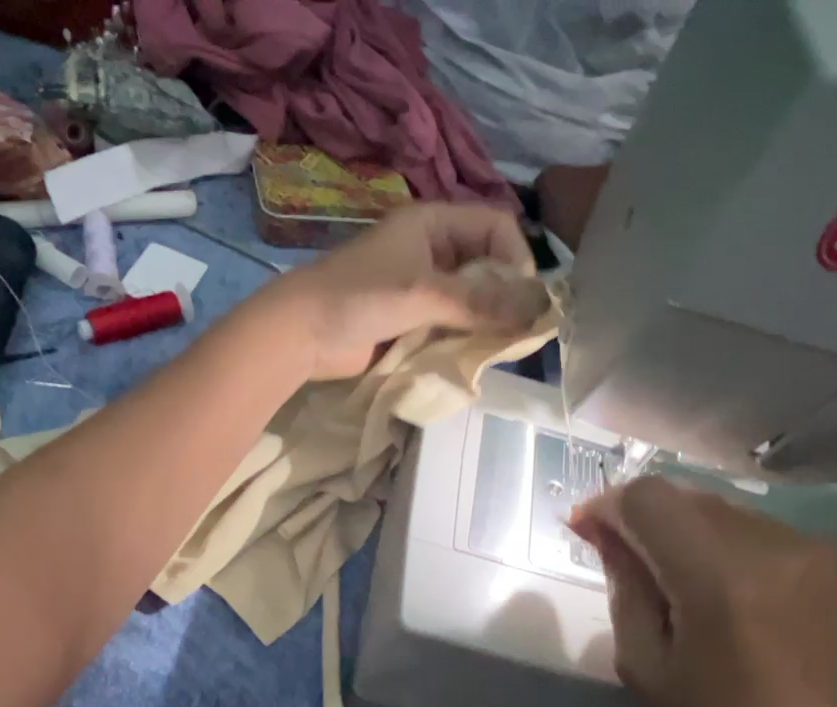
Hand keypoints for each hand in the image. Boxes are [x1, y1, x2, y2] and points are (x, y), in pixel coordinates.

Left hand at [271, 203, 545, 380]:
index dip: (515, 257)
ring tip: (500, 343)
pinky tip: (474, 352)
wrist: (300, 334)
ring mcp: (419, 284)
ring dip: (486, 318)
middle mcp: (430, 248)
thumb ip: (480, 303)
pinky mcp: (410, 317)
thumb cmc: (359, 298)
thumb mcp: (424, 294)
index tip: (521, 296)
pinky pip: (451, 321)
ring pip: (471, 296)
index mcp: (432, 223)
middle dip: (505, 292)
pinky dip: (465, 335)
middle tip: (518, 327)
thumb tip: (536, 310)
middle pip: (486, 263)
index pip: (495, 226)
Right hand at [569, 476, 836, 706]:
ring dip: (680, 526)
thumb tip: (604, 530)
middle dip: (641, 514)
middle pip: (682, 495)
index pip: (650, 499)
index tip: (586, 528)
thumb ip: (623, 584)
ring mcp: (801, 546)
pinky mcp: (823, 554)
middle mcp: (763, 546)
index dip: (609, 505)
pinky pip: (749, 525)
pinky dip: (718, 540)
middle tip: (615, 546)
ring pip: (715, 506)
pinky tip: (714, 579)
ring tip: (666, 568)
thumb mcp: (641, 662)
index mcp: (714, 578)